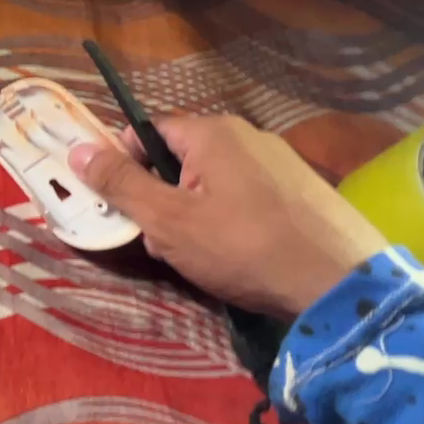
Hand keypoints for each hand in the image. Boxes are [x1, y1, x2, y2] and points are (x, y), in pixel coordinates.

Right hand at [69, 115, 387, 318]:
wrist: (346, 291)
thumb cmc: (243, 247)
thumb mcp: (166, 219)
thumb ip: (119, 182)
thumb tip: (77, 150)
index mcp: (211, 132)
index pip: (144, 133)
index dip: (126, 167)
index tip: (128, 206)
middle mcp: (248, 135)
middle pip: (177, 157)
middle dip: (159, 195)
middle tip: (161, 238)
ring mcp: (283, 162)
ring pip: (211, 179)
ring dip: (192, 210)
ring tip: (199, 252)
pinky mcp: (306, 192)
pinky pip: (246, 194)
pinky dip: (229, 218)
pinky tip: (237, 253)